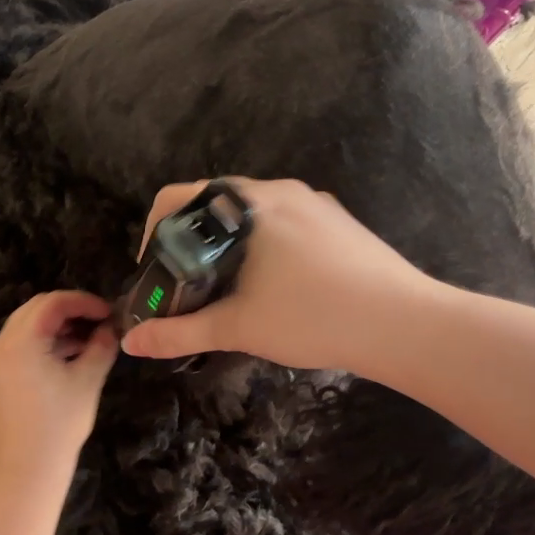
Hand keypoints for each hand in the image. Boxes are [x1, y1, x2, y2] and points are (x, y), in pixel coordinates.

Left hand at [0, 291, 119, 483]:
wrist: (26, 468)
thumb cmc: (60, 423)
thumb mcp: (87, 380)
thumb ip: (102, 345)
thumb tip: (112, 327)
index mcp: (21, 339)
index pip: (54, 302)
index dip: (84, 301)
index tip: (110, 311)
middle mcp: (2, 342)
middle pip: (37, 308)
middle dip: (70, 310)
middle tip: (100, 321)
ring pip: (28, 326)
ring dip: (58, 326)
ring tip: (91, 339)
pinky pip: (22, 345)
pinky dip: (45, 342)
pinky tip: (71, 355)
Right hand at [121, 178, 437, 369]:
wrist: (403, 323)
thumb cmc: (311, 318)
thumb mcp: (236, 328)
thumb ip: (179, 332)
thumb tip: (131, 344)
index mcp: (246, 204)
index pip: (176, 198)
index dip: (152, 233)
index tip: (156, 273)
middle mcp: (277, 190)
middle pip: (211, 204)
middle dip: (189, 243)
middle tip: (187, 287)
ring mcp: (313, 202)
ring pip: (249, 214)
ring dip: (226, 245)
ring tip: (228, 289)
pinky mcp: (337, 220)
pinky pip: (283, 222)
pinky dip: (262, 245)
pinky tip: (275, 286)